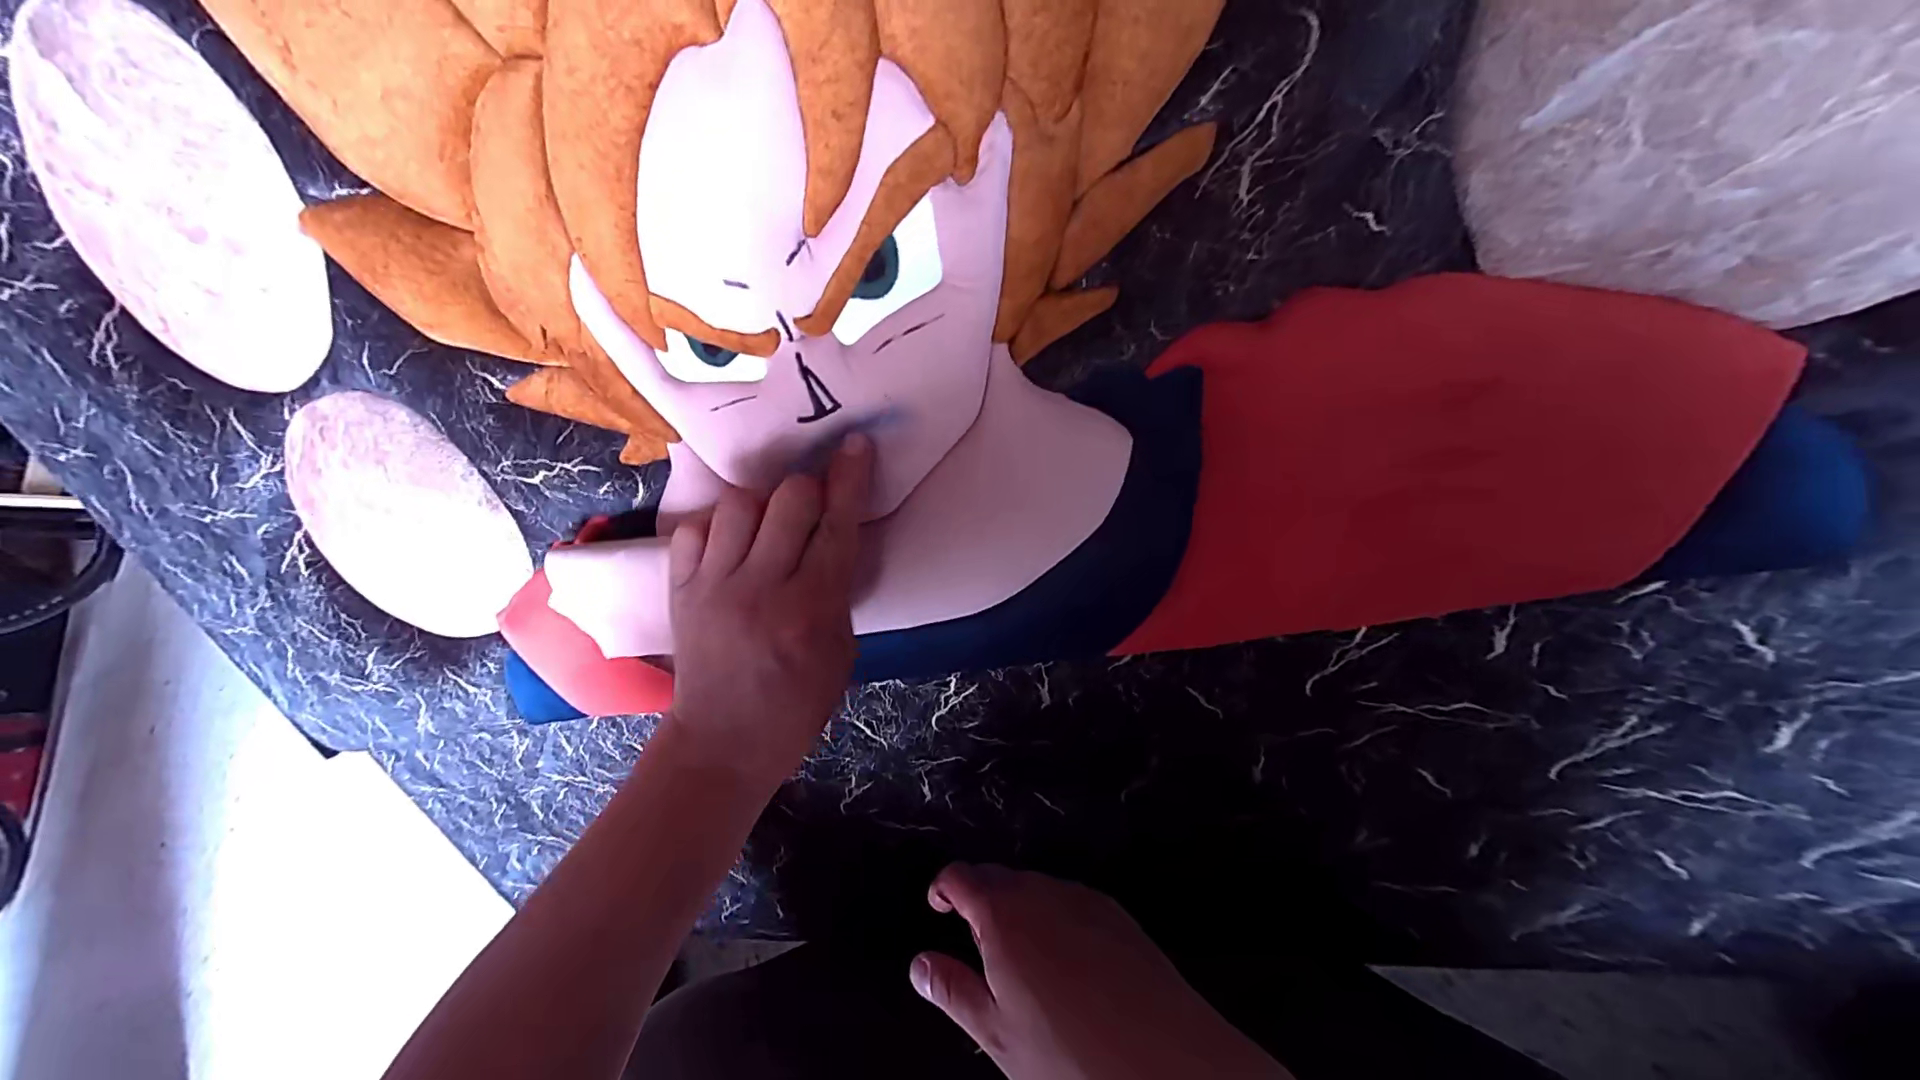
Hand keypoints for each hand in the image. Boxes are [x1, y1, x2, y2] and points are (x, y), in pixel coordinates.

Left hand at [663, 434, 870, 783]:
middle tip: (814, 506)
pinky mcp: (679, 588)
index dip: (851, 479)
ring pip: (740, 503)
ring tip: (769, 526)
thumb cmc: (797, 704)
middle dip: (810, 489)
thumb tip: (836, 536)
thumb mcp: (842, 651)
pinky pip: (695, 527)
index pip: (837, 525)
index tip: (855, 445)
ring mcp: (713, 585)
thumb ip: (839, 589)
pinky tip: (731, 545)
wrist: (723, 741)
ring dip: (764, 504)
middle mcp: (761, 586)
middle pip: (789, 499)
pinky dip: (718, 526)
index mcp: (811, 607)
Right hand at [911, 864, 1291, 1079]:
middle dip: (979, 899)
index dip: (942, 888)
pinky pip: (1070, 900)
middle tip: (977, 945)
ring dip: (1019, 909)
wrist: (1168, 1060)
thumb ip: (952, 991)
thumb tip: (918, 965)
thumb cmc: (1068, 1053)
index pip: (960, 875)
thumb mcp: (997, 1034)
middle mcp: (1040, 891)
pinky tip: (1068, 963)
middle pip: (997, 876)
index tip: (938, 908)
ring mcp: (1082, 897)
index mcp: (1003, 913)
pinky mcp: (1115, 911)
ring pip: (1035, 888)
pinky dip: (1055, 916)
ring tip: (1023, 963)